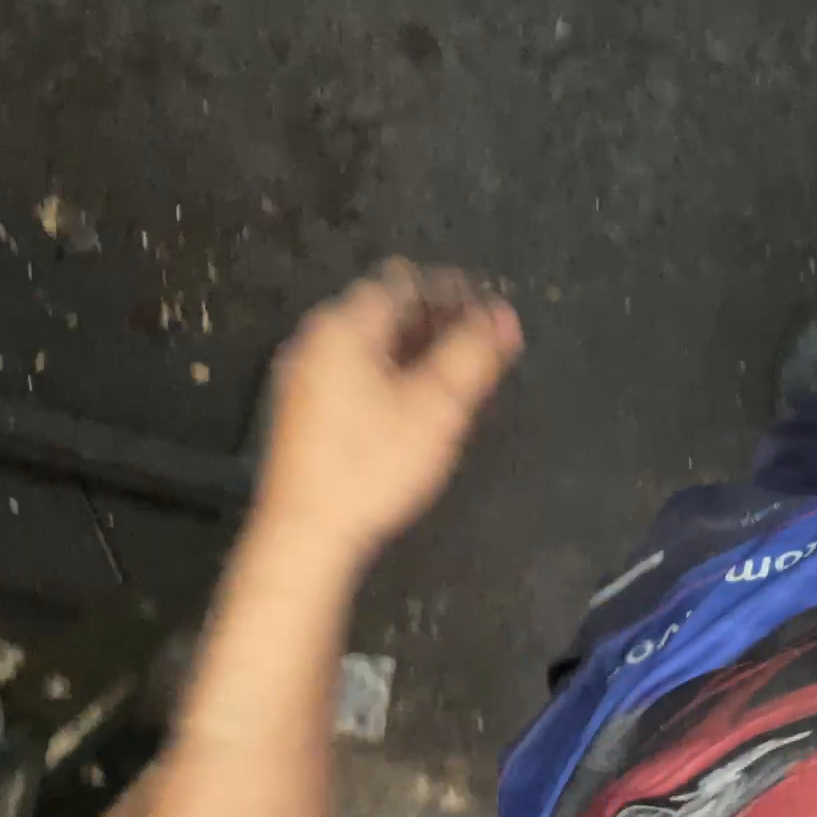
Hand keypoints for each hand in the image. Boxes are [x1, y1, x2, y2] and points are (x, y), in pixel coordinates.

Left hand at [253, 260, 523, 560]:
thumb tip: (505, 316)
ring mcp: (312, 377)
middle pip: (391, 311)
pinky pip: (367, 368)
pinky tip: (433, 393)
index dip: (452, 289)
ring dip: (427, 344)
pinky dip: (405, 368)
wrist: (310, 532)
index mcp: (343, 331)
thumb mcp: (439, 403)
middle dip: (443, 318)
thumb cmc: (373, 463)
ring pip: (380, 342)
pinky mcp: (316, 407)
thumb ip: (476, 352)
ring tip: (469, 364)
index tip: (488, 303)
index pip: (405, 283)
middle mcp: (320, 344)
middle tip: (486, 336)